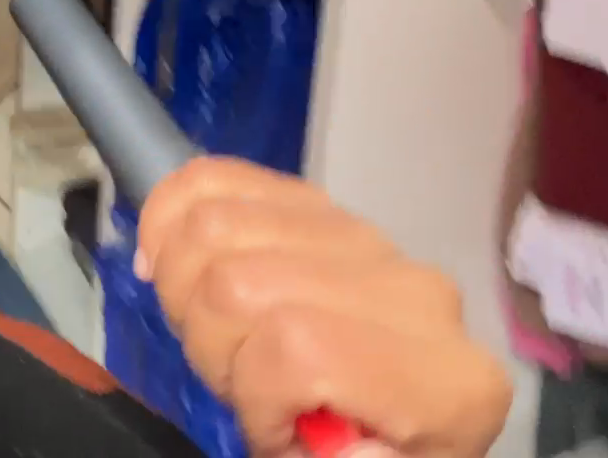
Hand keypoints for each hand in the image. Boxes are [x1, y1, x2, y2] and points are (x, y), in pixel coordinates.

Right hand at [136, 157, 510, 457]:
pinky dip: (164, 213)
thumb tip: (341, 443)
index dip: (252, 391)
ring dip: (177, 279)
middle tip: (226, 371)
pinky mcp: (305, 196)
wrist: (386, 406)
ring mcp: (353, 229)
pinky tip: (164, 256)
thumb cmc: (360, 445)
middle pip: (234, 283)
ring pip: (208, 225)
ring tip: (202, 319)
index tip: (268, 429)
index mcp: (442, 380)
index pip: (296, 349)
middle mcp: (408, 287)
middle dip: (202, 335)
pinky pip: (208, 177)